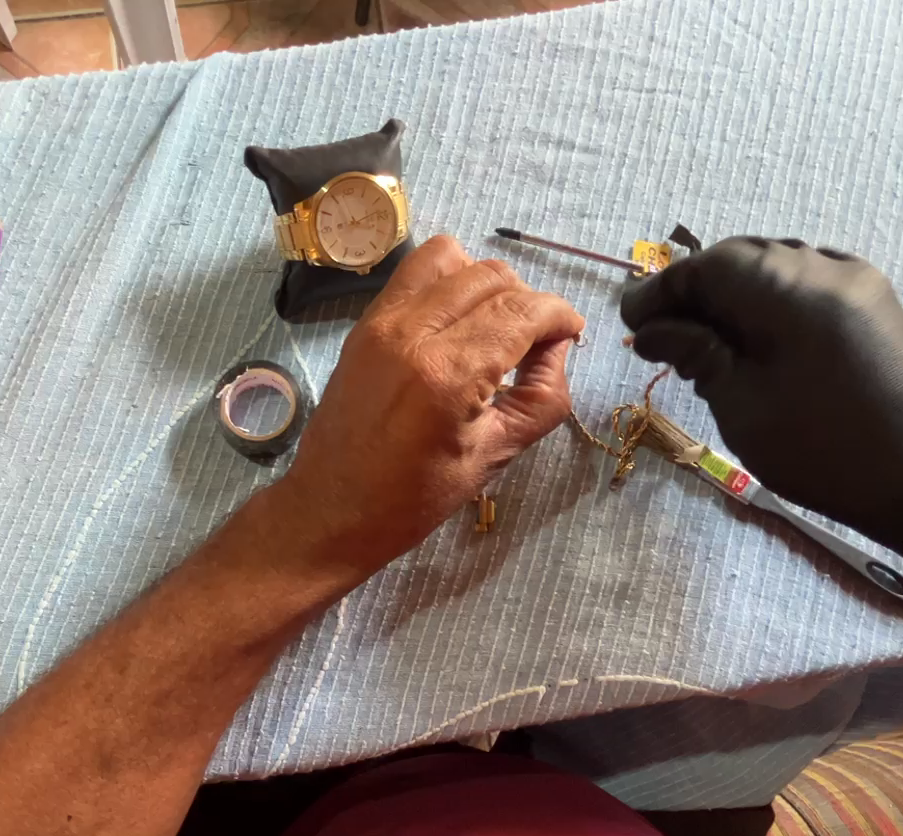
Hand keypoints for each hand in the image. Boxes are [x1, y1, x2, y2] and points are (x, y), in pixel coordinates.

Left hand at [270, 235, 583, 577]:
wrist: (331, 510)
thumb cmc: (413, 498)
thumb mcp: (493, 456)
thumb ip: (542, 398)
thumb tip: (558, 348)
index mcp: (447, 373)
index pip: (522, 310)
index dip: (559, 316)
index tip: (570, 336)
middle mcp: (412, 332)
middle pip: (492, 276)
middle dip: (526, 301)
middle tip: (530, 345)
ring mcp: (380, 322)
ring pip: (450, 259)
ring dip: (484, 282)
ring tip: (489, 327)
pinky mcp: (363, 324)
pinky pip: (413, 274)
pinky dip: (445, 283)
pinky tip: (453, 326)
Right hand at [620, 237, 902, 593]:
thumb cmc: (821, 446)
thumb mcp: (740, 402)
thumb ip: (695, 352)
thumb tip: (652, 328)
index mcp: (790, 290)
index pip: (709, 264)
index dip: (661, 290)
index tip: (629, 324)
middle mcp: (827, 270)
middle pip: (741, 259)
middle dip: (691, 292)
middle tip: (655, 334)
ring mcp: (856, 286)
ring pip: (772, 271)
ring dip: (725, 299)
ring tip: (693, 342)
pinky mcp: (871, 309)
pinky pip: (802, 287)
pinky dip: (761, 305)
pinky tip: (743, 341)